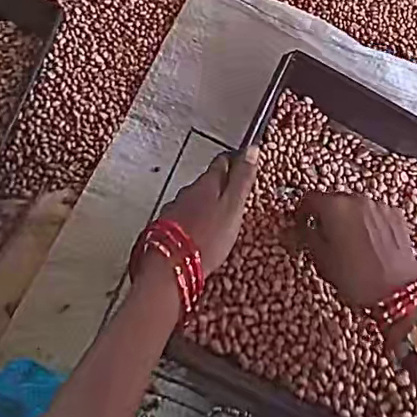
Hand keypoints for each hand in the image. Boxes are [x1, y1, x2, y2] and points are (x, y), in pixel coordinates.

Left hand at [151, 146, 259, 278]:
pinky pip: (184, 218)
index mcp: (207, 183)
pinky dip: (194, 220)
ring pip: (194, 200)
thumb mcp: (233, 207)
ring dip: (206, 204)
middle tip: (236, 193)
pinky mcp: (165, 228)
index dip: (236, 160)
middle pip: (207, 181)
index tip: (245, 162)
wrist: (170, 267)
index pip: (223, 161)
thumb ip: (242, 179)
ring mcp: (174, 209)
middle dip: (221, 184)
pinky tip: (200, 233)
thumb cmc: (207, 237)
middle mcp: (188, 191)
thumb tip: (251, 149)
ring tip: (219, 217)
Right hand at [295, 193, 416, 307]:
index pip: (310, 198)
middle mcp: (357, 200)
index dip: (303, 211)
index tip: (302, 222)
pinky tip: (369, 244)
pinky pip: (375, 214)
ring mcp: (379, 206)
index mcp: (334, 207)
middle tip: (325, 238)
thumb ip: (307, 236)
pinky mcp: (396, 216)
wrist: (397, 292)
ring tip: (350, 245)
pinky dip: (369, 223)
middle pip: (335, 200)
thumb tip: (301, 226)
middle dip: (328, 216)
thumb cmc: (356, 278)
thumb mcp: (321, 260)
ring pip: (356, 207)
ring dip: (350, 219)